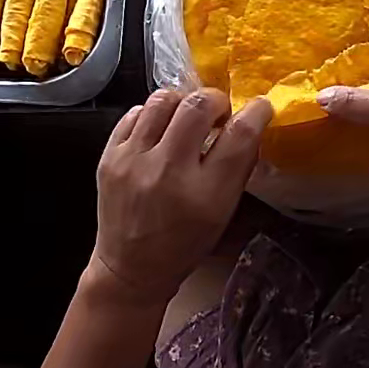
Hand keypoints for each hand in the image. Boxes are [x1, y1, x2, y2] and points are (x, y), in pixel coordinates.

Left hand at [91, 89, 271, 299]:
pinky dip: (152, 115)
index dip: (256, 112)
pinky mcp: (109, 157)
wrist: (130, 267)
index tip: (259, 107)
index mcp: (205, 193)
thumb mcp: (223, 212)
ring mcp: (133, 161)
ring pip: (162, 100)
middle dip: (215, 100)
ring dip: (182, 102)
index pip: (239, 135)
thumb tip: (249, 123)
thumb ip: (238, 167)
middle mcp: (168, 171)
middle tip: (218, 112)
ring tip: (186, 117)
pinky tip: (158, 131)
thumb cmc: (184, 243)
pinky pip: (134, 113)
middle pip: (197, 106)